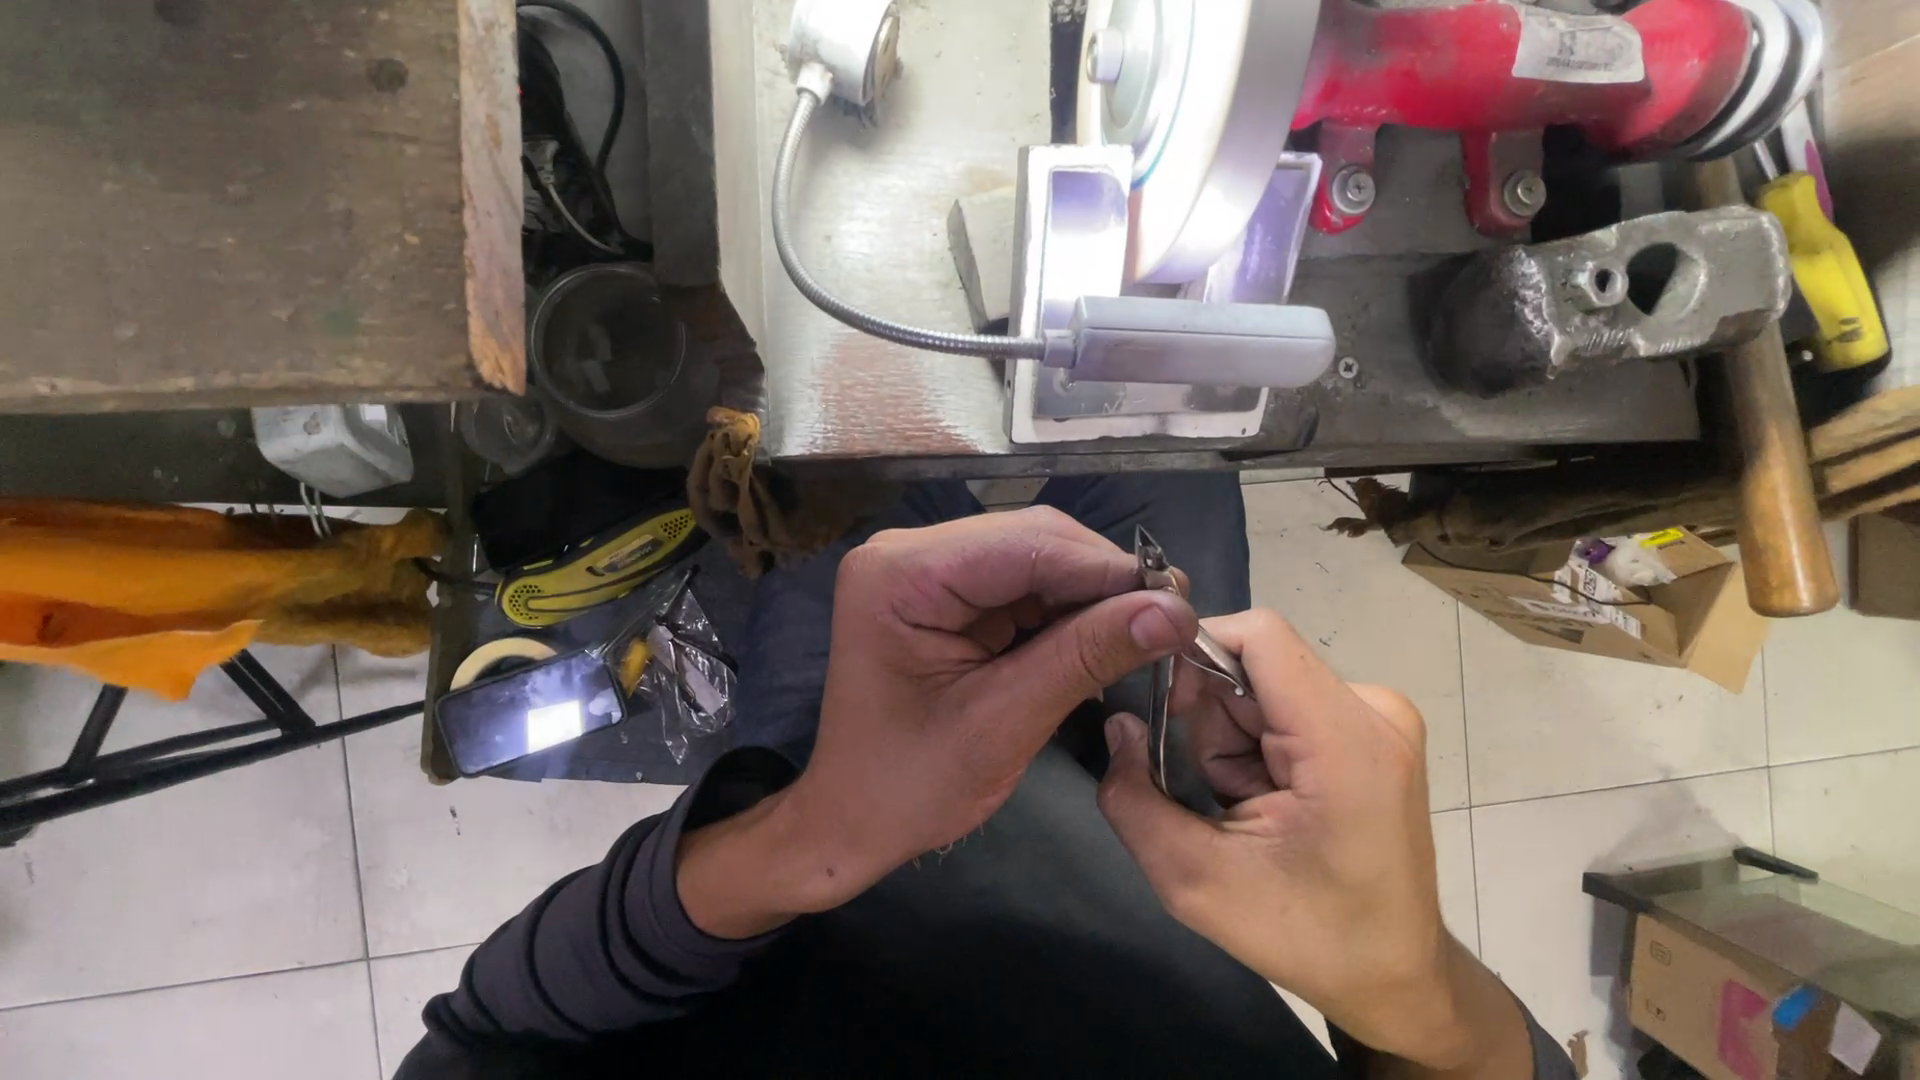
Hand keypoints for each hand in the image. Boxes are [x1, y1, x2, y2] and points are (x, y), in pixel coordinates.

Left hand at [678, 507, 1196, 937]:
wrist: (851, 820)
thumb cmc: (909, 787)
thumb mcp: (1002, 723)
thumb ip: (1085, 657)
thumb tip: (1176, 612)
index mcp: (902, 573)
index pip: (1027, 543)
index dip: (1109, 570)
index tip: (1181, 606)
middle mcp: (910, 553)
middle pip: (1035, 540)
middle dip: (1104, 581)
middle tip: (1171, 625)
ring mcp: (927, 570)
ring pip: (1038, 559)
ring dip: (1093, 597)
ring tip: (1148, 635)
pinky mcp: (946, 595)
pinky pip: (1024, 586)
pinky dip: (1068, 613)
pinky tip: (1103, 640)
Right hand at [1098, 610, 1528, 1074]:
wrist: (1396, 975)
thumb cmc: (1307, 936)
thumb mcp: (1194, 881)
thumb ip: (1133, 798)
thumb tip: (1118, 723)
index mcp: (1345, 741)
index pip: (1257, 634)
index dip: (1193, 650)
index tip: (1163, 707)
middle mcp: (1373, 709)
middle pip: (1250, 665)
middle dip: (1209, 718)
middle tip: (1212, 791)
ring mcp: (1378, 715)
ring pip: (1259, 684)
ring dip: (1230, 737)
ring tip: (1245, 804)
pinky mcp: (1370, 726)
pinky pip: (1282, 701)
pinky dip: (1255, 742)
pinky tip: (1268, 798)